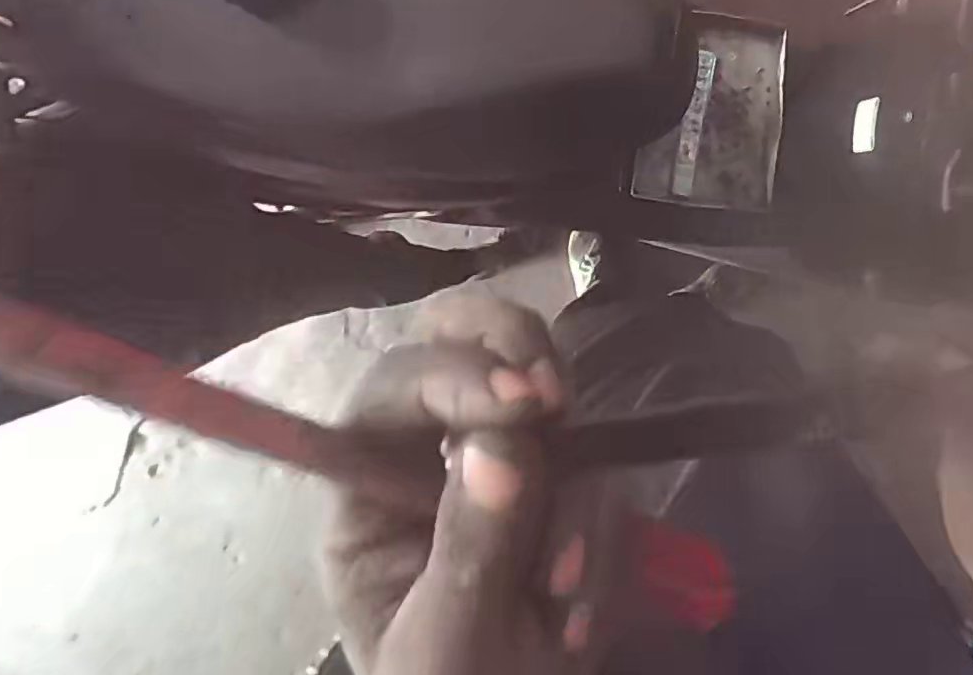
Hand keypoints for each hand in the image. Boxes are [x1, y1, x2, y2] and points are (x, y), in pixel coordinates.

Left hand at [321, 294, 604, 674]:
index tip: (526, 403)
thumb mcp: (446, 652)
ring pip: (544, 382)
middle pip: (459, 329)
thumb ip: (469, 548)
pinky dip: (602, 522)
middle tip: (557, 397)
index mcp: (370, 485)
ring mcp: (505, 448)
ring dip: (571, 478)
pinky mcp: (564, 469)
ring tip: (565, 584)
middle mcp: (432, 447)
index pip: (396, 384)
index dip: (455, 373)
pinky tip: (582, 606)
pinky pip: (596, 455)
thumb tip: (500, 446)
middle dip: (513, 346)